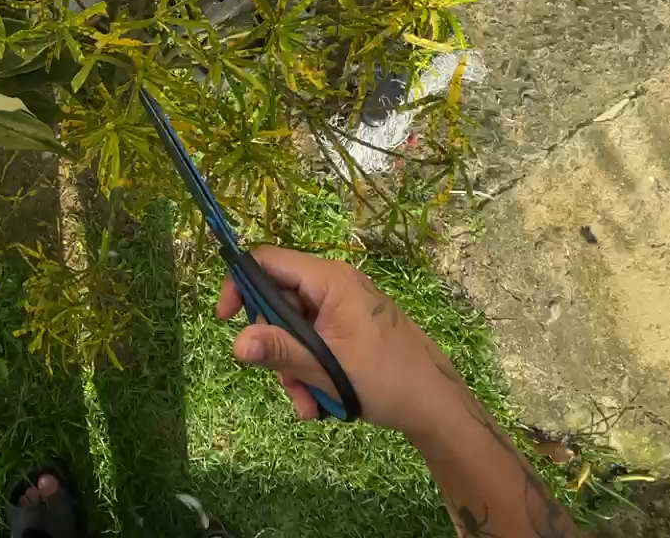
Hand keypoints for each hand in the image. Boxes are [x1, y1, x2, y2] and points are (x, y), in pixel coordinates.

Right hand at [218, 246, 467, 431]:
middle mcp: (332, 285)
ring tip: (307, 405)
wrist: (441, 409)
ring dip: (291, 366)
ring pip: (293, 327)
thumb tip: (236, 344)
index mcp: (329, 279)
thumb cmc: (389, 379)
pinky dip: (308, 368)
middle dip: (274, 343)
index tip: (227, 318)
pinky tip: (319, 402)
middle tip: (282, 380)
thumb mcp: (328, 367)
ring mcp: (340, 307)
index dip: (241, 283)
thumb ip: (280, 351)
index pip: (267, 261)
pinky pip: (312, 340)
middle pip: (278, 300)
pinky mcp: (347, 328)